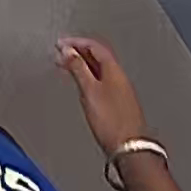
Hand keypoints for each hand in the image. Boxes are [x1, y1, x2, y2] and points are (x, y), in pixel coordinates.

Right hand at [57, 36, 148, 155]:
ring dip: (82, 64)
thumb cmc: (111, 121)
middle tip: (61, 52)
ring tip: (67, 66)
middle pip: (97, 56)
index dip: (76, 42)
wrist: (130, 149)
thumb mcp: (89, 90)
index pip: (93, 46)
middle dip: (78, 52)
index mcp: (113, 69)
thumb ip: (78, 68)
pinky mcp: (118, 102)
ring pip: (99, 68)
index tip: (61, 43)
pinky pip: (101, 80)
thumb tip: (68, 51)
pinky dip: (88, 76)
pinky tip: (82, 84)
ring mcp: (119, 89)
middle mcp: (118, 76)